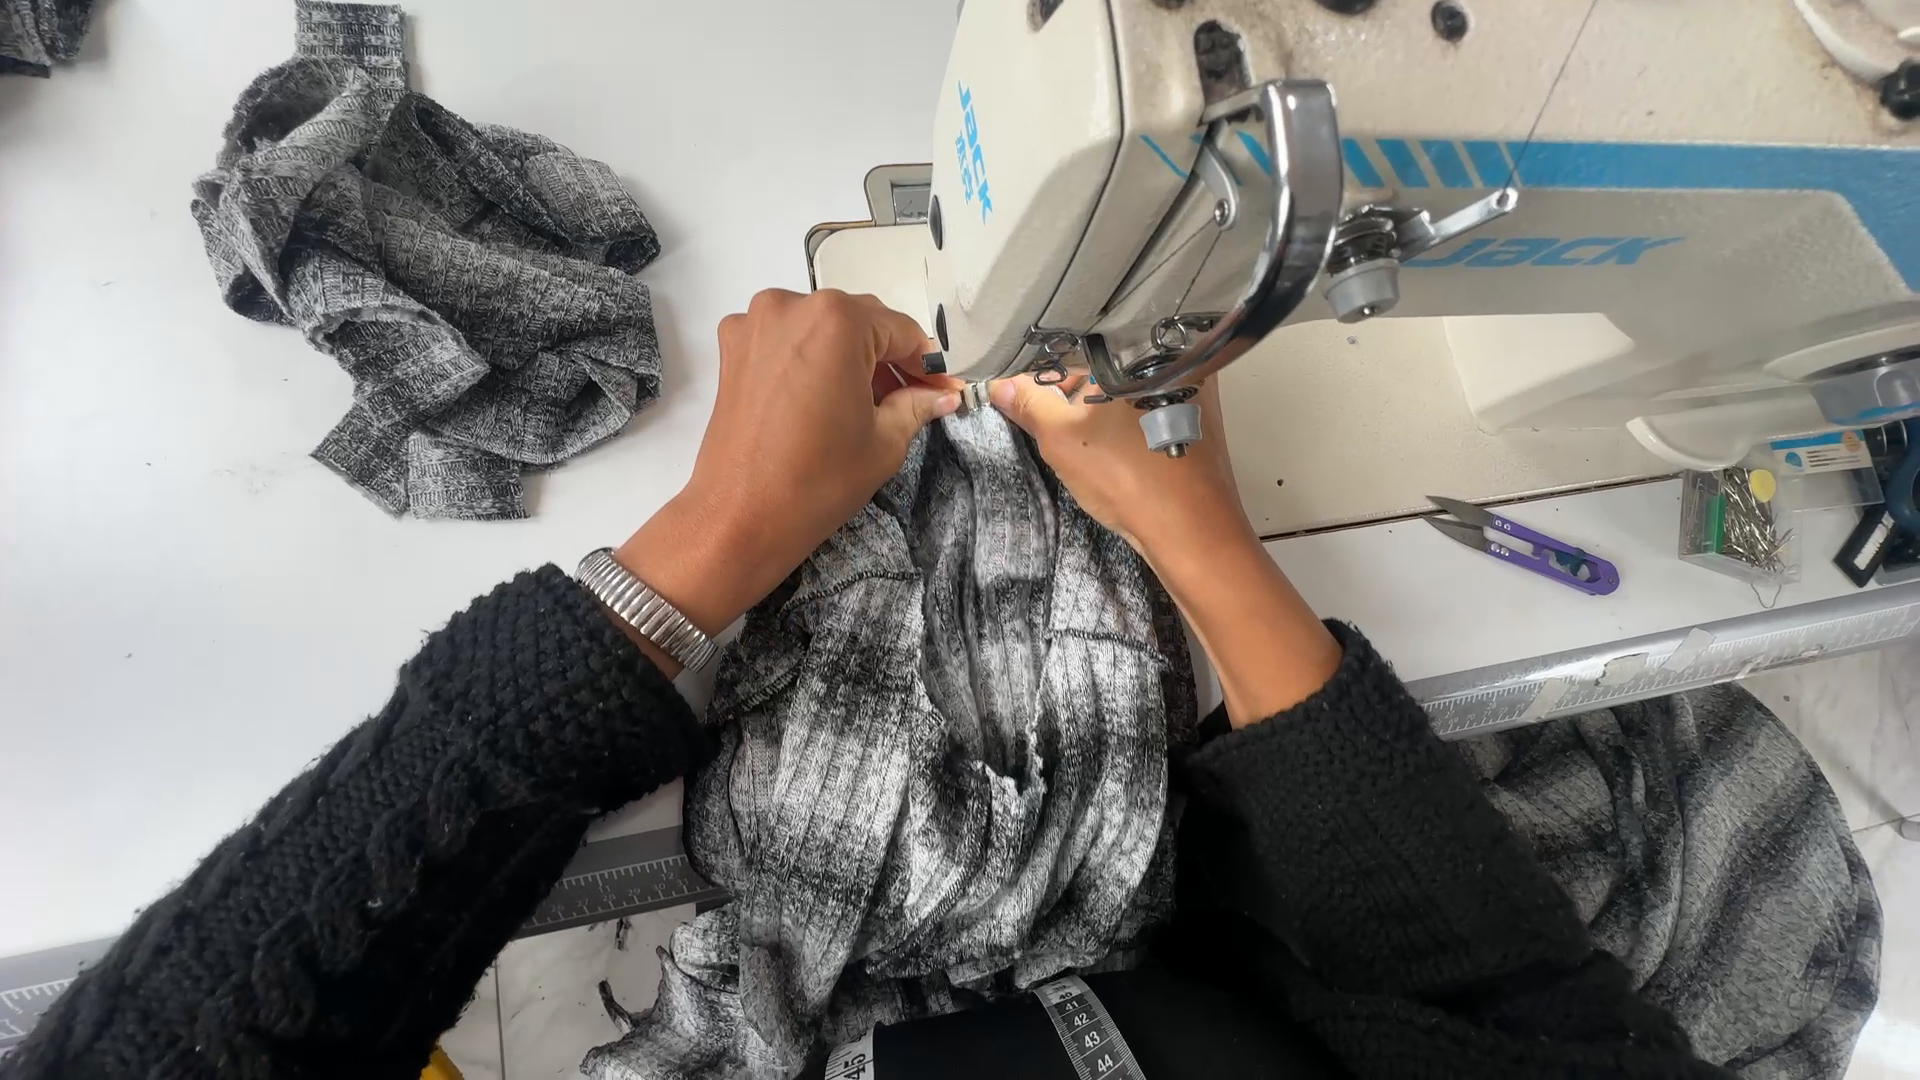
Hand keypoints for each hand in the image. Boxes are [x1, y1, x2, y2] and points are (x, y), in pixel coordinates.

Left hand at [610, 289, 959, 673]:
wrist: (741, 517)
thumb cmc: (819, 481)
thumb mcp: (884, 442)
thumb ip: (917, 405)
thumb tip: (944, 394)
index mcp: (837, 321)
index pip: (901, 331)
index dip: (928, 364)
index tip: (944, 390)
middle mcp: (792, 305)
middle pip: (860, 322)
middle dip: (890, 358)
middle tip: (914, 397)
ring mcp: (755, 324)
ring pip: (822, 329)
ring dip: (850, 357)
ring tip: (867, 401)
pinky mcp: (732, 349)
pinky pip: (787, 341)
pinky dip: (810, 360)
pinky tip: (823, 397)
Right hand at [988, 376, 1248, 557]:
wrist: (1189, 530)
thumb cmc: (1127, 475)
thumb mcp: (1062, 438)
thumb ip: (1030, 405)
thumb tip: (1001, 385)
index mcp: (1143, 351)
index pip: (1080, 351)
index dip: (1047, 377)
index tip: (1026, 399)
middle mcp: (1175, 362)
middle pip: (1106, 372)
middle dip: (1074, 398)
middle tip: (1051, 428)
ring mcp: (1192, 394)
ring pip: (1127, 395)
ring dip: (1100, 415)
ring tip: (1083, 445)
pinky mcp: (1198, 423)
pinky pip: (1148, 414)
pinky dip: (1126, 427)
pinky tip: (1114, 453)